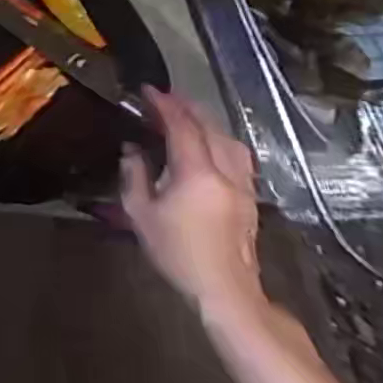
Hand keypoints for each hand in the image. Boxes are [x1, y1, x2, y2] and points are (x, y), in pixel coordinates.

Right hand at [120, 86, 262, 313]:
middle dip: (187, 107)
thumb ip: (134, 174)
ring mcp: (243, 186)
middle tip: (165, 96)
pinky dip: (221, 140)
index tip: (147, 90)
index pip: (182, 126)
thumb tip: (132, 149)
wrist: (225, 292)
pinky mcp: (250, 199)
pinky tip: (208, 144)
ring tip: (187, 115)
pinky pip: (238, 157)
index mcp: (197, 173)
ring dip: (208, 122)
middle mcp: (225, 173)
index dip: (164, 104)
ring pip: (230, 141)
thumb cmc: (177, 252)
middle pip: (210, 128)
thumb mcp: (140, 213)